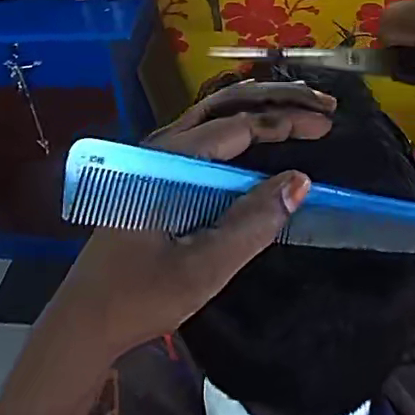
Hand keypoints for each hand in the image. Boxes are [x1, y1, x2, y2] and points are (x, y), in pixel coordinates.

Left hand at [50, 81, 333, 356]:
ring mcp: (159, 157)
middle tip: (323, 103)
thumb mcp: (202, 268)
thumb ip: (251, 223)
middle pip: (224, 105)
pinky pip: (208, 135)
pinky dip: (243, 125)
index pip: (236, 127)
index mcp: (168, 160)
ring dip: (259, 106)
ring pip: (215, 115)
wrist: (87, 316)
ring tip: (303, 107)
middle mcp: (162, 146)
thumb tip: (301, 180)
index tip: (327, 124)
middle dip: (275, 99)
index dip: (284, 121)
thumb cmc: (141, 295)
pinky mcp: (162, 173)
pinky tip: (265, 132)